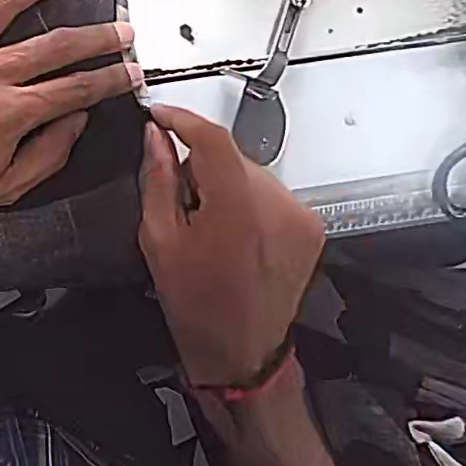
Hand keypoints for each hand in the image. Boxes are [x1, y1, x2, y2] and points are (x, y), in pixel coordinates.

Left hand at [0, 0, 138, 249]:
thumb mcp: (2, 187)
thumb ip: (48, 154)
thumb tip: (74, 123)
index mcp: (8, 112)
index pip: (77, 86)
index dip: (112, 77)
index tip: (127, 71)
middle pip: (57, 41)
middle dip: (99, 34)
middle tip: (119, 30)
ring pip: (5, 1)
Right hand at [138, 104, 324, 387]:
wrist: (241, 350)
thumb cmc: (199, 305)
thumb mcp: (159, 239)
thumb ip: (158, 180)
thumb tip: (156, 139)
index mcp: (236, 208)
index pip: (211, 138)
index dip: (181, 119)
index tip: (161, 115)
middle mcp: (276, 206)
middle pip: (230, 153)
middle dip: (199, 165)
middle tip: (179, 199)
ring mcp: (298, 216)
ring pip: (249, 171)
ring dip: (223, 182)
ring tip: (207, 225)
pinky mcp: (309, 226)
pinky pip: (269, 191)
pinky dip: (245, 199)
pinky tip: (232, 232)